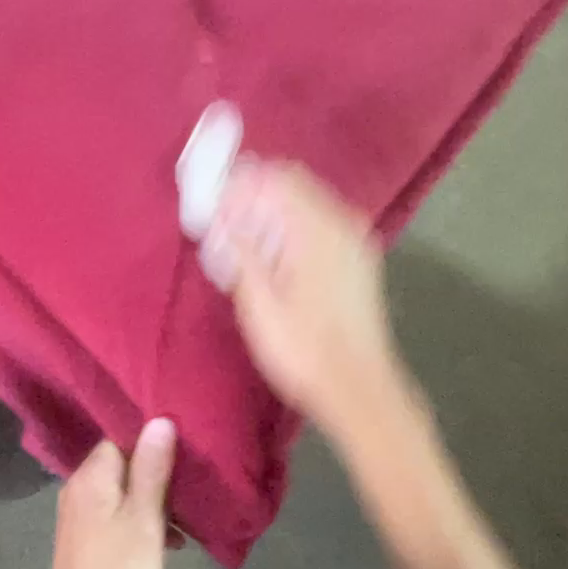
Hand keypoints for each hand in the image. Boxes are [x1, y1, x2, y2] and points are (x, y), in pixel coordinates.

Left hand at [33, 417, 175, 568]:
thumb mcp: (144, 520)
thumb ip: (151, 469)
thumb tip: (159, 419)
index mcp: (91, 475)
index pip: (121, 435)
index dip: (153, 438)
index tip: (187, 445)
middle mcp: (78, 487)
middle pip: (122, 461)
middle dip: (157, 469)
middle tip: (194, 482)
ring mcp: (79, 514)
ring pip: (122, 489)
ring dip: (153, 498)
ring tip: (188, 514)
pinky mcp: (85, 538)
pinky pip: (117, 512)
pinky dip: (141, 519)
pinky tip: (169, 539)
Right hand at [203, 160, 410, 436]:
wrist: (358, 390)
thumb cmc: (302, 351)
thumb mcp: (259, 302)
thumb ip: (240, 249)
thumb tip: (219, 212)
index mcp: (317, 230)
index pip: (275, 178)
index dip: (239, 181)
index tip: (208, 197)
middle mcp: (341, 227)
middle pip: (291, 186)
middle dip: (252, 196)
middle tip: (219, 221)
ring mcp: (354, 244)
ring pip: (304, 205)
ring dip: (268, 215)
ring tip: (238, 244)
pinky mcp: (356, 262)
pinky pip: (317, 226)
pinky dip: (288, 231)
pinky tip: (268, 260)